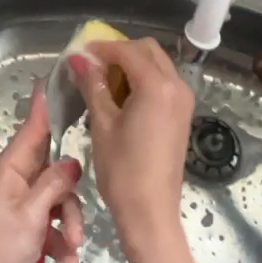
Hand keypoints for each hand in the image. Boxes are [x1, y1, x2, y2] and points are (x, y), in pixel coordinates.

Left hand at [0, 86, 84, 262]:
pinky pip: (50, 225)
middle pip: (54, 171)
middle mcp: (14, 179)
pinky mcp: (22, 229)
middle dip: (70, 200)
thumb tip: (72, 161)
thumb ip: (54, 184)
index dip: (46, 105)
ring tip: (71, 253)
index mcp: (9, 167)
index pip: (33, 127)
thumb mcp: (31, 215)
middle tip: (76, 229)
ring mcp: (18, 205)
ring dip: (69, 226)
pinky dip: (60, 243)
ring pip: (57, 200)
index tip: (57, 78)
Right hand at [70, 38, 194, 240]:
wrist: (150, 213)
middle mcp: (176, 86)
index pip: (127, 51)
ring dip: (132, 65)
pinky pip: (163, 83)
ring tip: (104, 84)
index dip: (101, 49)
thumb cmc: (122, 170)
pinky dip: (143, 80)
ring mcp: (183, 101)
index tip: (79, 56)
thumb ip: (92, 85)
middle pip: (147, 51)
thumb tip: (78, 58)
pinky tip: (122, 98)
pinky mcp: (183, 115)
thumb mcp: (102, 123)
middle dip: (119, 52)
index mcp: (157, 85)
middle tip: (92, 68)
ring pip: (157, 65)